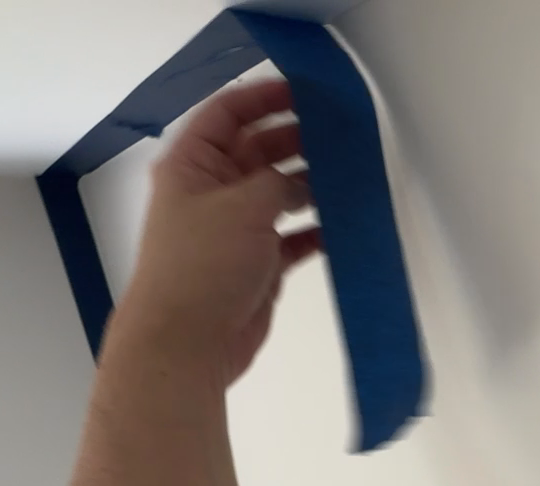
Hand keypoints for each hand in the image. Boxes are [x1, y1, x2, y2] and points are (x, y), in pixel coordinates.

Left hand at [107, 80, 322, 386]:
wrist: (190, 339)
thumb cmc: (203, 266)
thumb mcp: (242, 209)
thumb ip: (277, 184)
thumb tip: (303, 179)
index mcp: (194, 165)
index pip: (227, 115)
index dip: (263, 99)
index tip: (303, 92)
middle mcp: (214, 192)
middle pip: (258, 153)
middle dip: (295, 142)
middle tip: (338, 137)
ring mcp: (238, 230)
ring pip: (280, 196)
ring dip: (312, 187)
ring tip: (349, 179)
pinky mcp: (260, 264)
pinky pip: (294, 237)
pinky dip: (317, 231)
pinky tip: (342, 228)